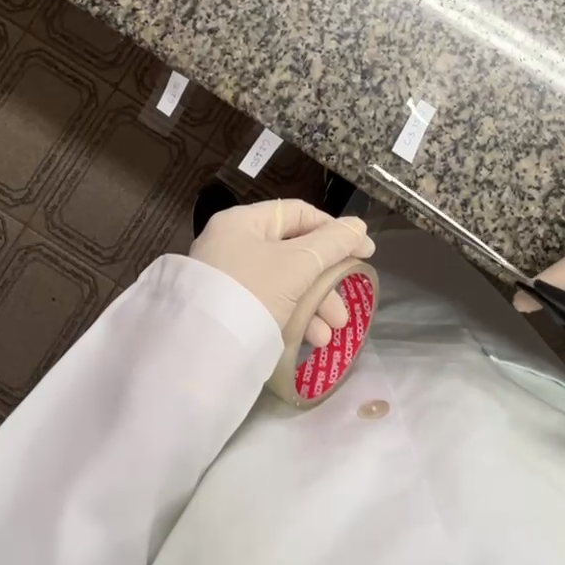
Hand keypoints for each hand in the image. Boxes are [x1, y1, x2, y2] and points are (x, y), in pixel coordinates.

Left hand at [191, 199, 375, 346]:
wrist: (200, 351)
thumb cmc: (253, 292)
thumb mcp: (297, 265)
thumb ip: (332, 244)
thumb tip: (358, 226)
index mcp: (244, 222)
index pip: (298, 213)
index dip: (334, 231)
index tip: (364, 253)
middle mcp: (233, 244)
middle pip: (293, 251)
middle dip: (325, 280)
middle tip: (345, 305)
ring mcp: (228, 278)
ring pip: (283, 281)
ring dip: (313, 305)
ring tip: (329, 333)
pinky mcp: (228, 309)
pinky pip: (268, 304)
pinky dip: (292, 318)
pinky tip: (310, 340)